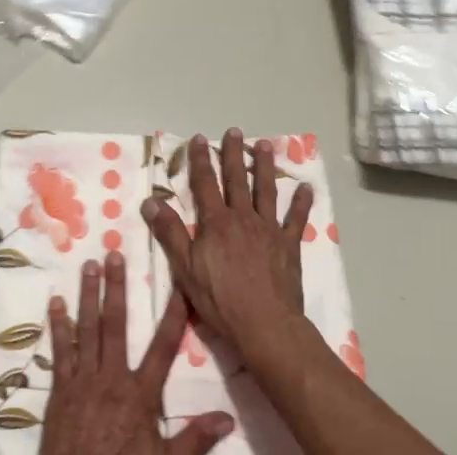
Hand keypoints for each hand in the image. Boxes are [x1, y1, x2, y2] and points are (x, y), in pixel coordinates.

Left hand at [39, 252, 234, 454]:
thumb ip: (194, 438)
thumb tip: (227, 418)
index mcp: (140, 394)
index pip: (163, 347)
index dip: (173, 316)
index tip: (178, 286)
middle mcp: (111, 378)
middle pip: (116, 325)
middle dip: (116, 288)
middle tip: (113, 254)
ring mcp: (83, 381)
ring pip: (86, 329)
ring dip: (87, 296)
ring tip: (87, 267)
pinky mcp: (60, 390)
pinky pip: (60, 352)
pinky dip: (58, 326)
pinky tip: (55, 303)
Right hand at [141, 130, 311, 354]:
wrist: (265, 325)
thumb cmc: (220, 300)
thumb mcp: (185, 269)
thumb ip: (169, 233)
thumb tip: (150, 201)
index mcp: (215, 223)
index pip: (205, 184)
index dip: (200, 160)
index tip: (199, 139)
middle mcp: (242, 218)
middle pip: (236, 180)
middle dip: (233, 154)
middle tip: (233, 131)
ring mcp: (269, 230)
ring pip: (266, 191)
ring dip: (264, 167)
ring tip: (265, 145)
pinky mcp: (289, 246)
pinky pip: (296, 219)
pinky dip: (301, 203)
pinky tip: (306, 187)